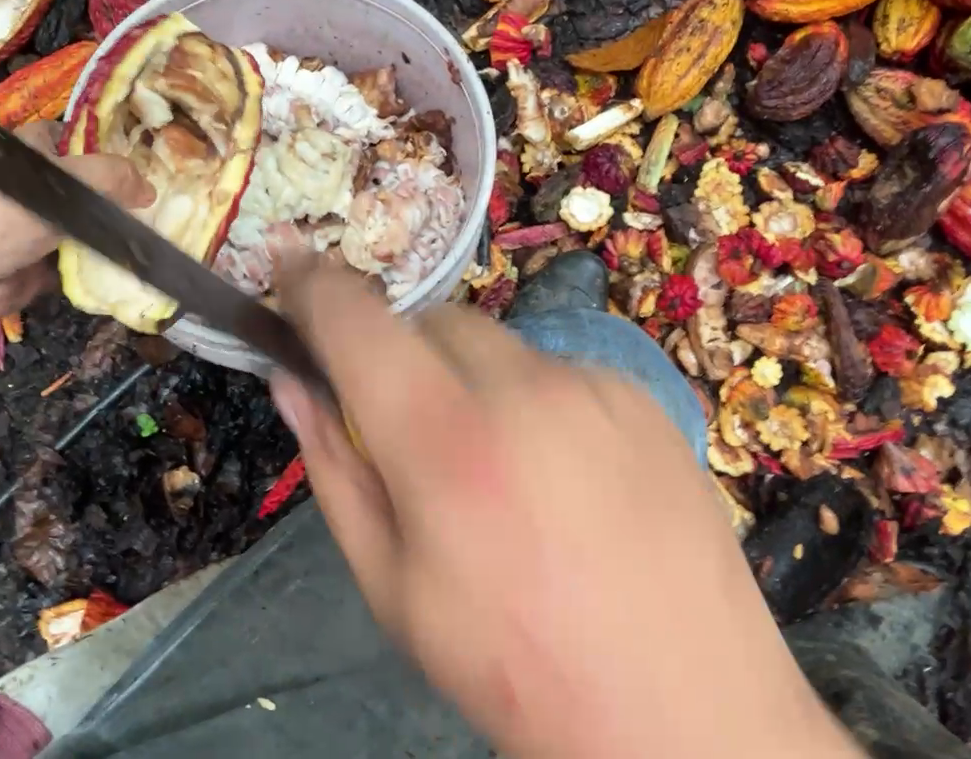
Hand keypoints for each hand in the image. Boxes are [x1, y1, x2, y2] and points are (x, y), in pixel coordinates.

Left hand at [0, 123, 143, 392]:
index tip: (145, 162)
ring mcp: (38, 227)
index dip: (108, 147)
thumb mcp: (59, 183)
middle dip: (119, 196)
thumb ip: (110, 178)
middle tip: (161, 202)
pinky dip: (103, 264)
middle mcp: (34, 186)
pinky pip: (84, 260)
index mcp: (29, 152)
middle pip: (89, 185)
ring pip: (90, 225)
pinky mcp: (43, 263)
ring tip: (157, 233)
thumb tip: (151, 189)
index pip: (76, 138)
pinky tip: (134, 261)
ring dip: (114, 233)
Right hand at [270, 266, 863, 758]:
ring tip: (497, 467)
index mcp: (446, 442)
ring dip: (472, 380)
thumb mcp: (393, 587)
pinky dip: (536, 399)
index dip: (313, 285)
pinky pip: (560, 371)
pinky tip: (560, 474)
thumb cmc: (513, 662)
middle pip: (433, 322)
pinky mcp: (641, 395)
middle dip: (403, 353)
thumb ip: (335, 469)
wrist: (679, 704)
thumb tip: (292, 382)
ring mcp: (592, 385)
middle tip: (408, 423)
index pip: (358, 323)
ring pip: (498, 346)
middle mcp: (523, 388)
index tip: (291, 266)